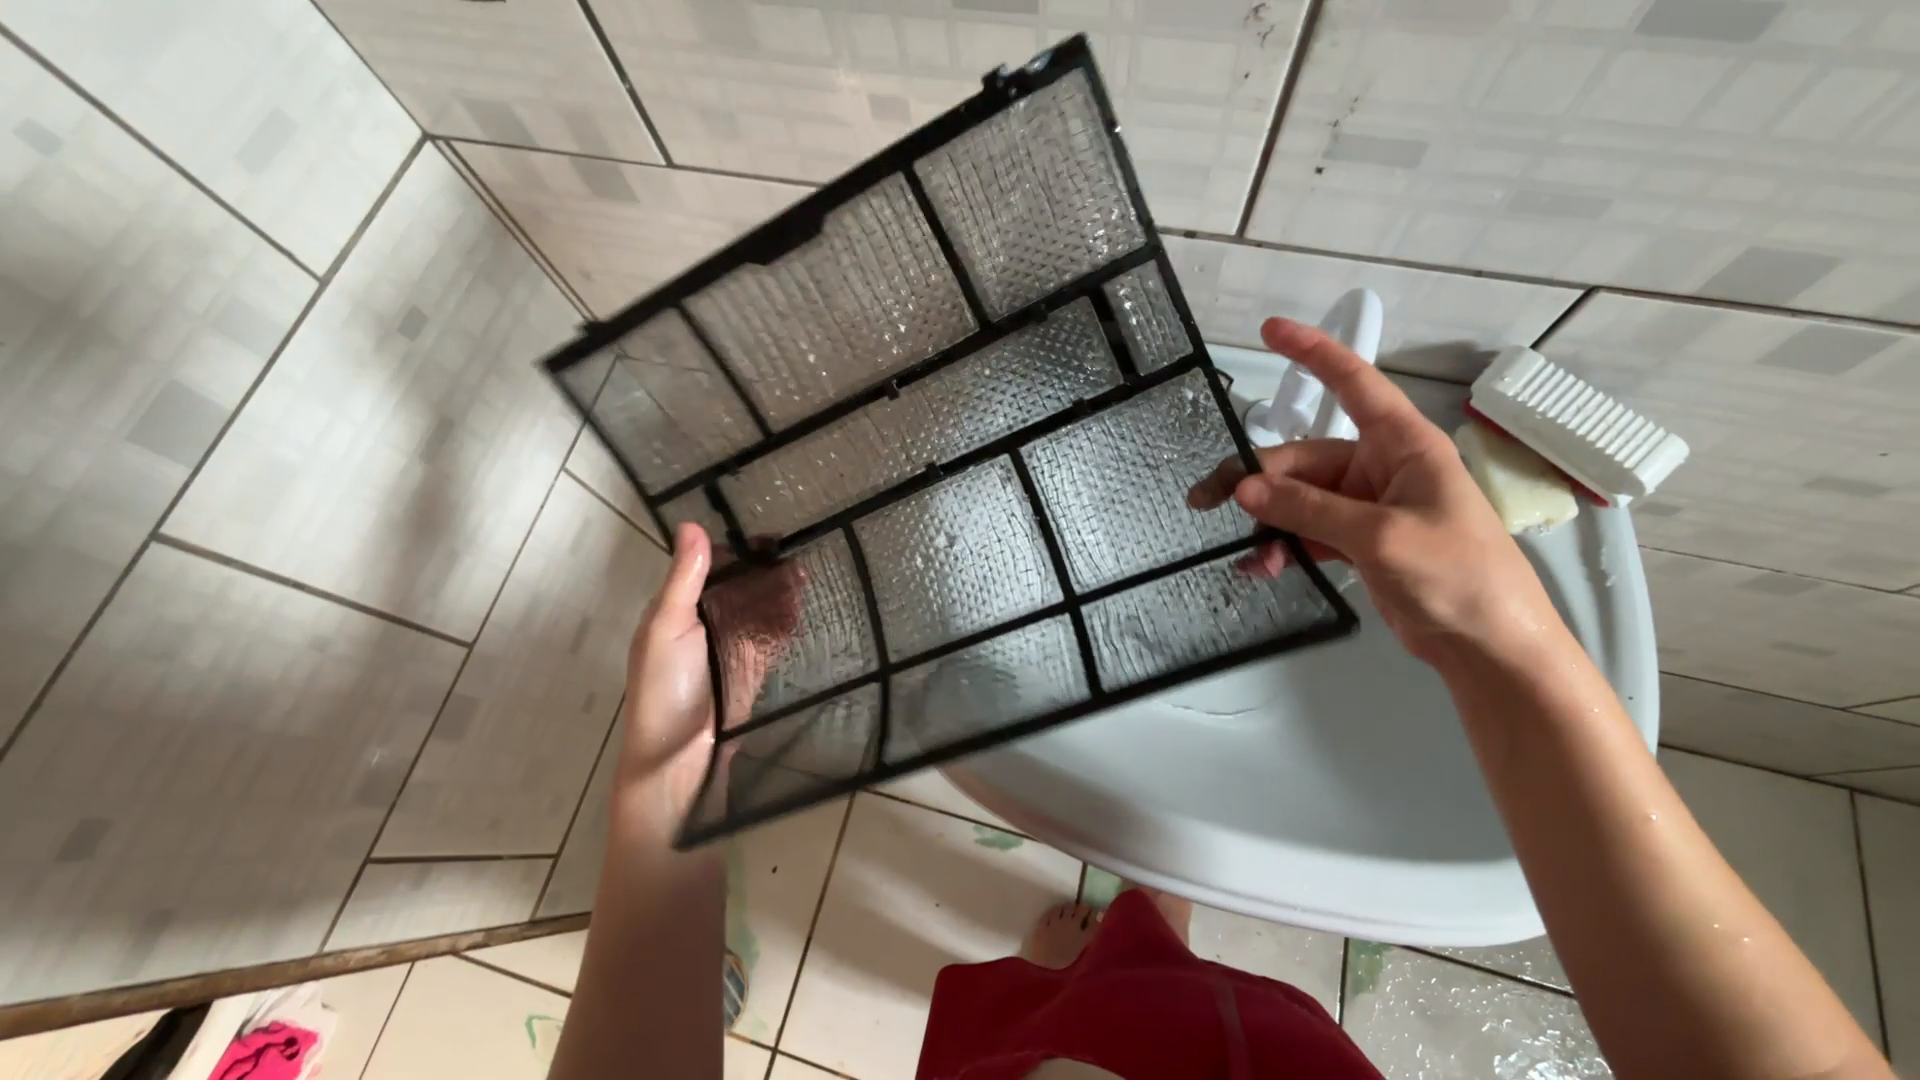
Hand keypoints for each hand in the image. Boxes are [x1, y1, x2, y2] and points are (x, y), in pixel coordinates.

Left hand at [617, 525, 805, 821]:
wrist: (681, 761)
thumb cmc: (664, 690)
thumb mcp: (668, 628)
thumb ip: (684, 581)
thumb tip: (691, 524)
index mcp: (674, 610)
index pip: (707, 567)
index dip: (736, 549)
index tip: (769, 535)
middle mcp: (700, 624)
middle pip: (737, 588)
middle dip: (765, 571)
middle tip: (799, 556)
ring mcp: (726, 649)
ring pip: (756, 611)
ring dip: (779, 594)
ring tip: (807, 578)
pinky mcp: (748, 671)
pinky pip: (769, 639)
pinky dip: (785, 623)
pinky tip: (804, 610)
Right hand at [1188, 318, 1560, 666]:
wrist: (1489, 644)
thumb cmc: (1457, 574)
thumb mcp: (1381, 536)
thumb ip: (1309, 509)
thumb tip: (1242, 487)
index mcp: (1401, 445)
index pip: (1353, 384)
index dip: (1312, 353)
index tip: (1270, 330)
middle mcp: (1379, 467)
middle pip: (1302, 460)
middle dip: (1256, 482)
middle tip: (1205, 502)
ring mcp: (1366, 507)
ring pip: (1296, 500)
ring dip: (1266, 524)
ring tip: (1247, 557)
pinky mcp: (1357, 542)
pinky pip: (1304, 532)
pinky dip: (1281, 547)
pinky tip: (1260, 568)